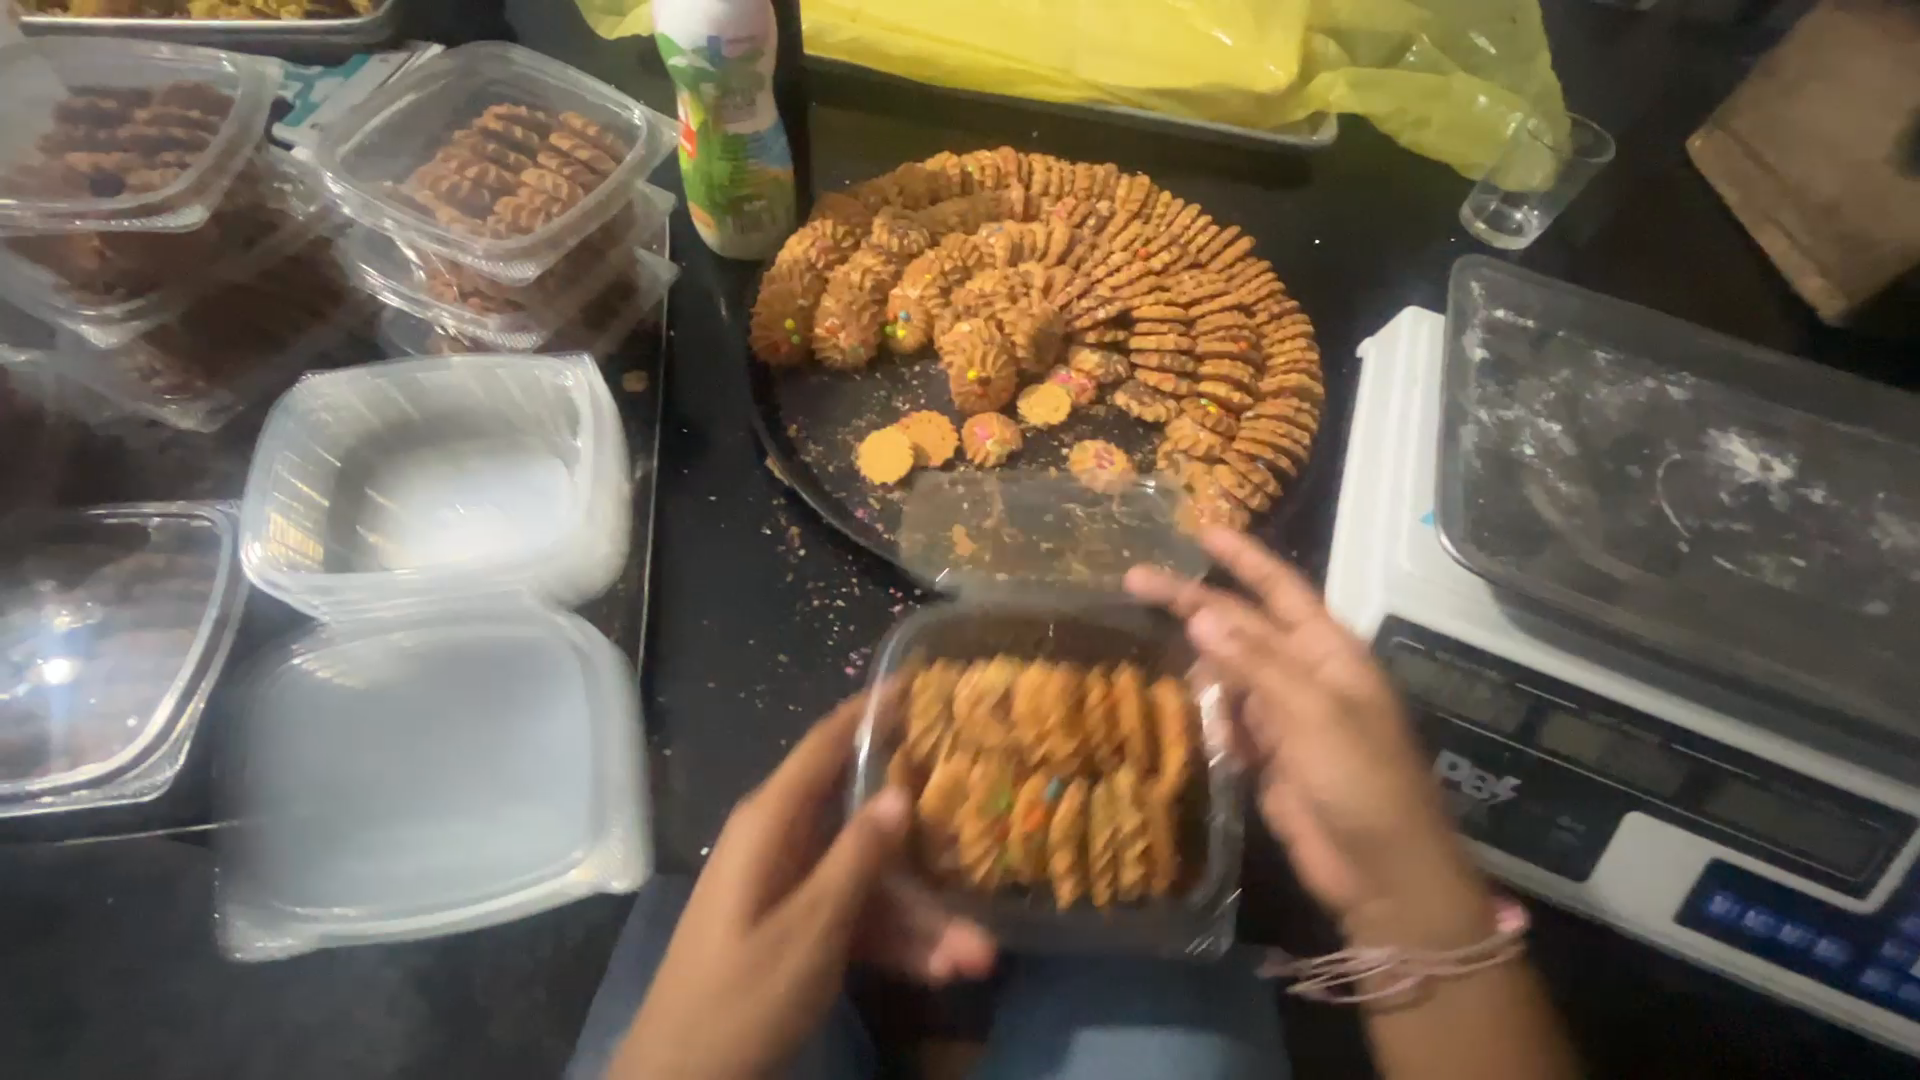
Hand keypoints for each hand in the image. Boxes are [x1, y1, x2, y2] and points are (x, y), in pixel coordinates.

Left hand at [612, 694, 995, 1079]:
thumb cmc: (741, 997)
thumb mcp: (810, 929)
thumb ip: (857, 858)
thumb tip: (900, 792)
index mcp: (773, 820)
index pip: (827, 743)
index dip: (871, 709)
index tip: (921, 683)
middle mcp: (784, 839)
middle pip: (863, 816)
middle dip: (923, 840)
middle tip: (980, 824)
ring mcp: (792, 883)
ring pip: (869, 877)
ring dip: (920, 914)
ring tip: (978, 954)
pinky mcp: (799, 921)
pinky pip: (855, 913)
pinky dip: (893, 939)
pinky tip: (943, 970)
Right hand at [1127, 529, 1494, 946]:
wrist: (1380, 871)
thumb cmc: (1360, 781)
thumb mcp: (1311, 713)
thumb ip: (1254, 663)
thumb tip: (1200, 614)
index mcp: (1327, 652)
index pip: (1279, 589)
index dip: (1242, 558)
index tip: (1202, 530)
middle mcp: (1303, 673)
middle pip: (1238, 626)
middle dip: (1191, 605)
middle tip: (1133, 581)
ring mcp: (1282, 713)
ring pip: (1226, 672)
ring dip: (1199, 669)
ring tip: (1168, 665)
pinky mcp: (1265, 752)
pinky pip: (1225, 717)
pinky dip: (1207, 715)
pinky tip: (1194, 719)